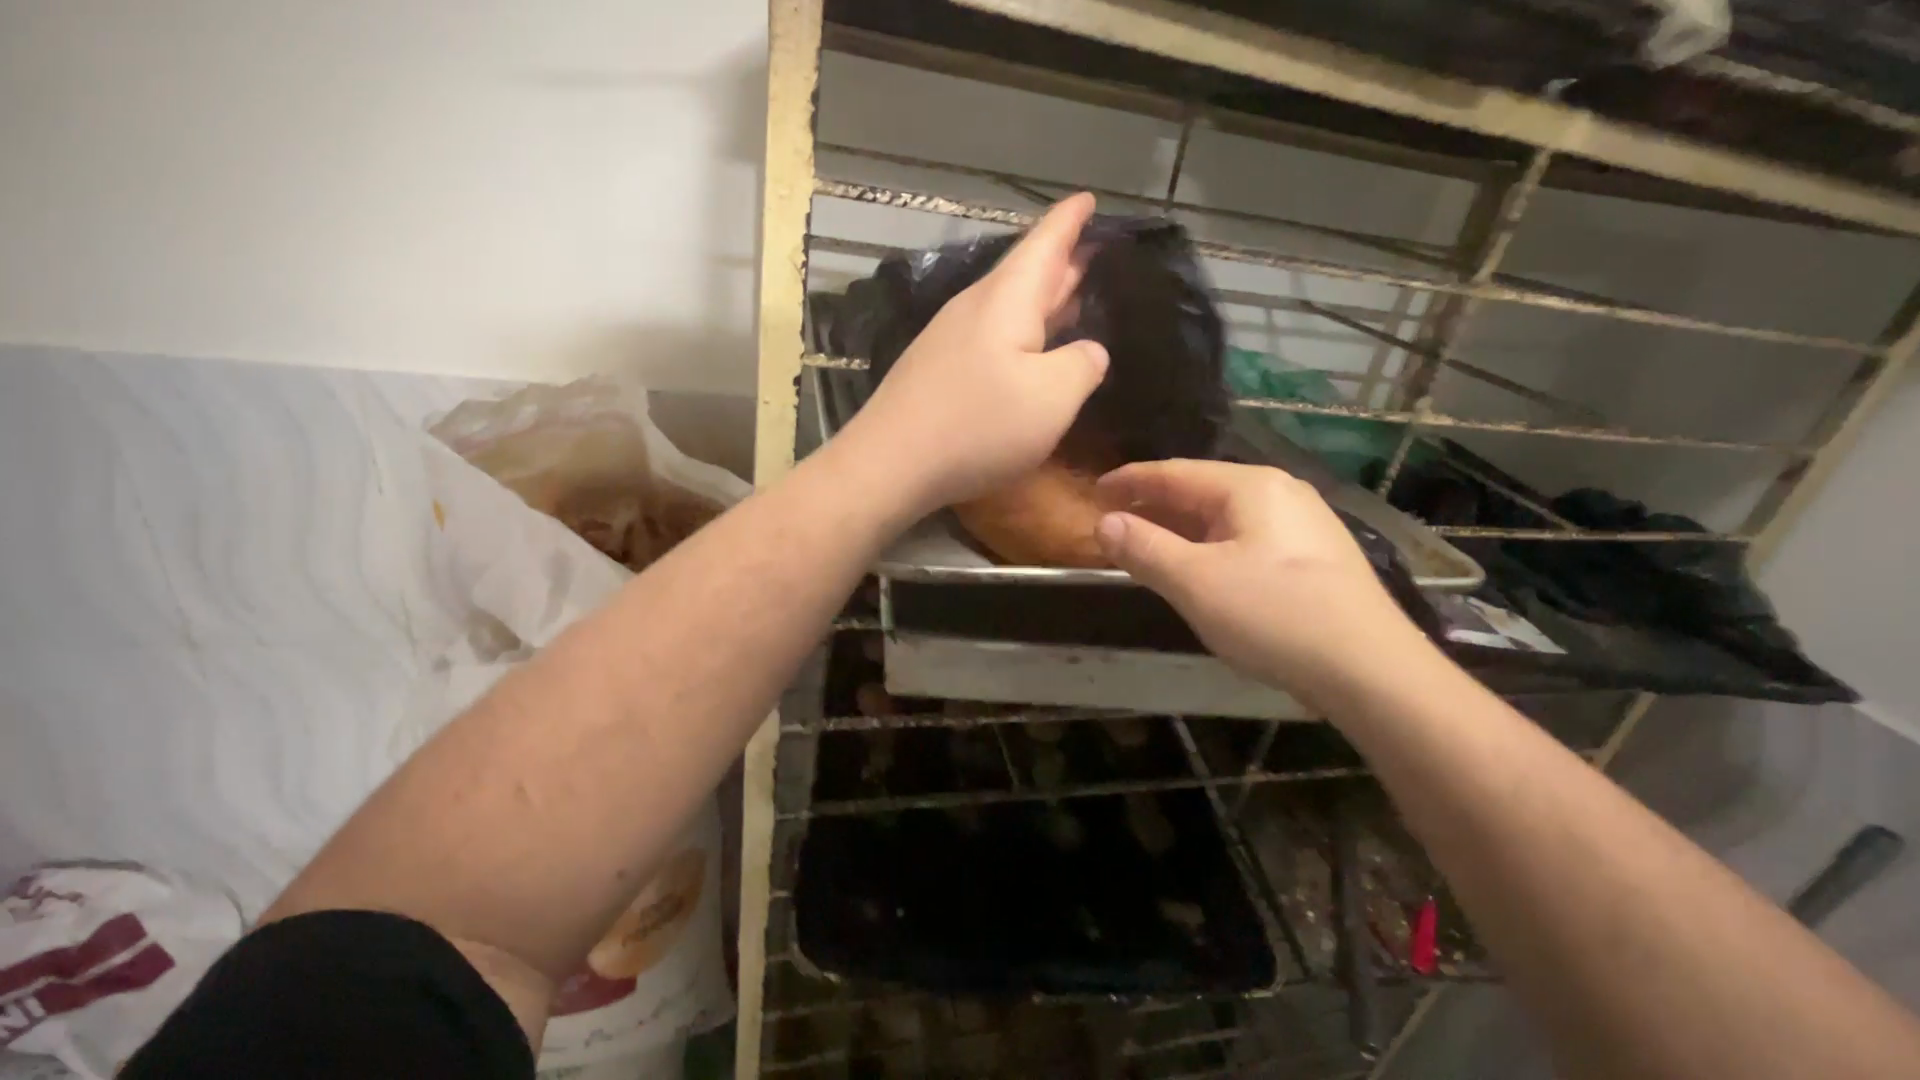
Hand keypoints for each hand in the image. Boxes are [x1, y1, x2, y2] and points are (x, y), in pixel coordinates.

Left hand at [844, 193, 1110, 513]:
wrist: (890, 463)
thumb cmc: (978, 424)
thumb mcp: (1053, 397)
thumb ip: (1082, 365)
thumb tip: (1088, 352)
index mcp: (1008, 298)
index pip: (1046, 241)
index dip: (1072, 218)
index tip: (1091, 197)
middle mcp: (977, 306)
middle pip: (1029, 273)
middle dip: (1066, 261)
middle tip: (1102, 252)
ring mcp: (953, 338)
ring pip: (1011, 306)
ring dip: (1045, 301)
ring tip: (1079, 298)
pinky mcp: (941, 370)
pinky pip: (994, 336)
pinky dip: (1024, 333)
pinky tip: (1035, 351)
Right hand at [1094, 459, 1431, 694]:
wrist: (1369, 668)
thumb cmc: (1273, 614)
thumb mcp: (1194, 582)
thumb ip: (1144, 548)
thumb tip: (1104, 522)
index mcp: (1250, 486)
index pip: (1173, 472)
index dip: (1129, 481)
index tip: (1094, 492)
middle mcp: (1280, 493)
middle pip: (1201, 491)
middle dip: (1154, 507)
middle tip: (1115, 524)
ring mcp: (1305, 525)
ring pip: (1226, 519)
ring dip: (1182, 531)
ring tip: (1150, 549)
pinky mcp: (1316, 558)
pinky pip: (1248, 540)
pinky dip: (1212, 548)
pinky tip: (1203, 573)